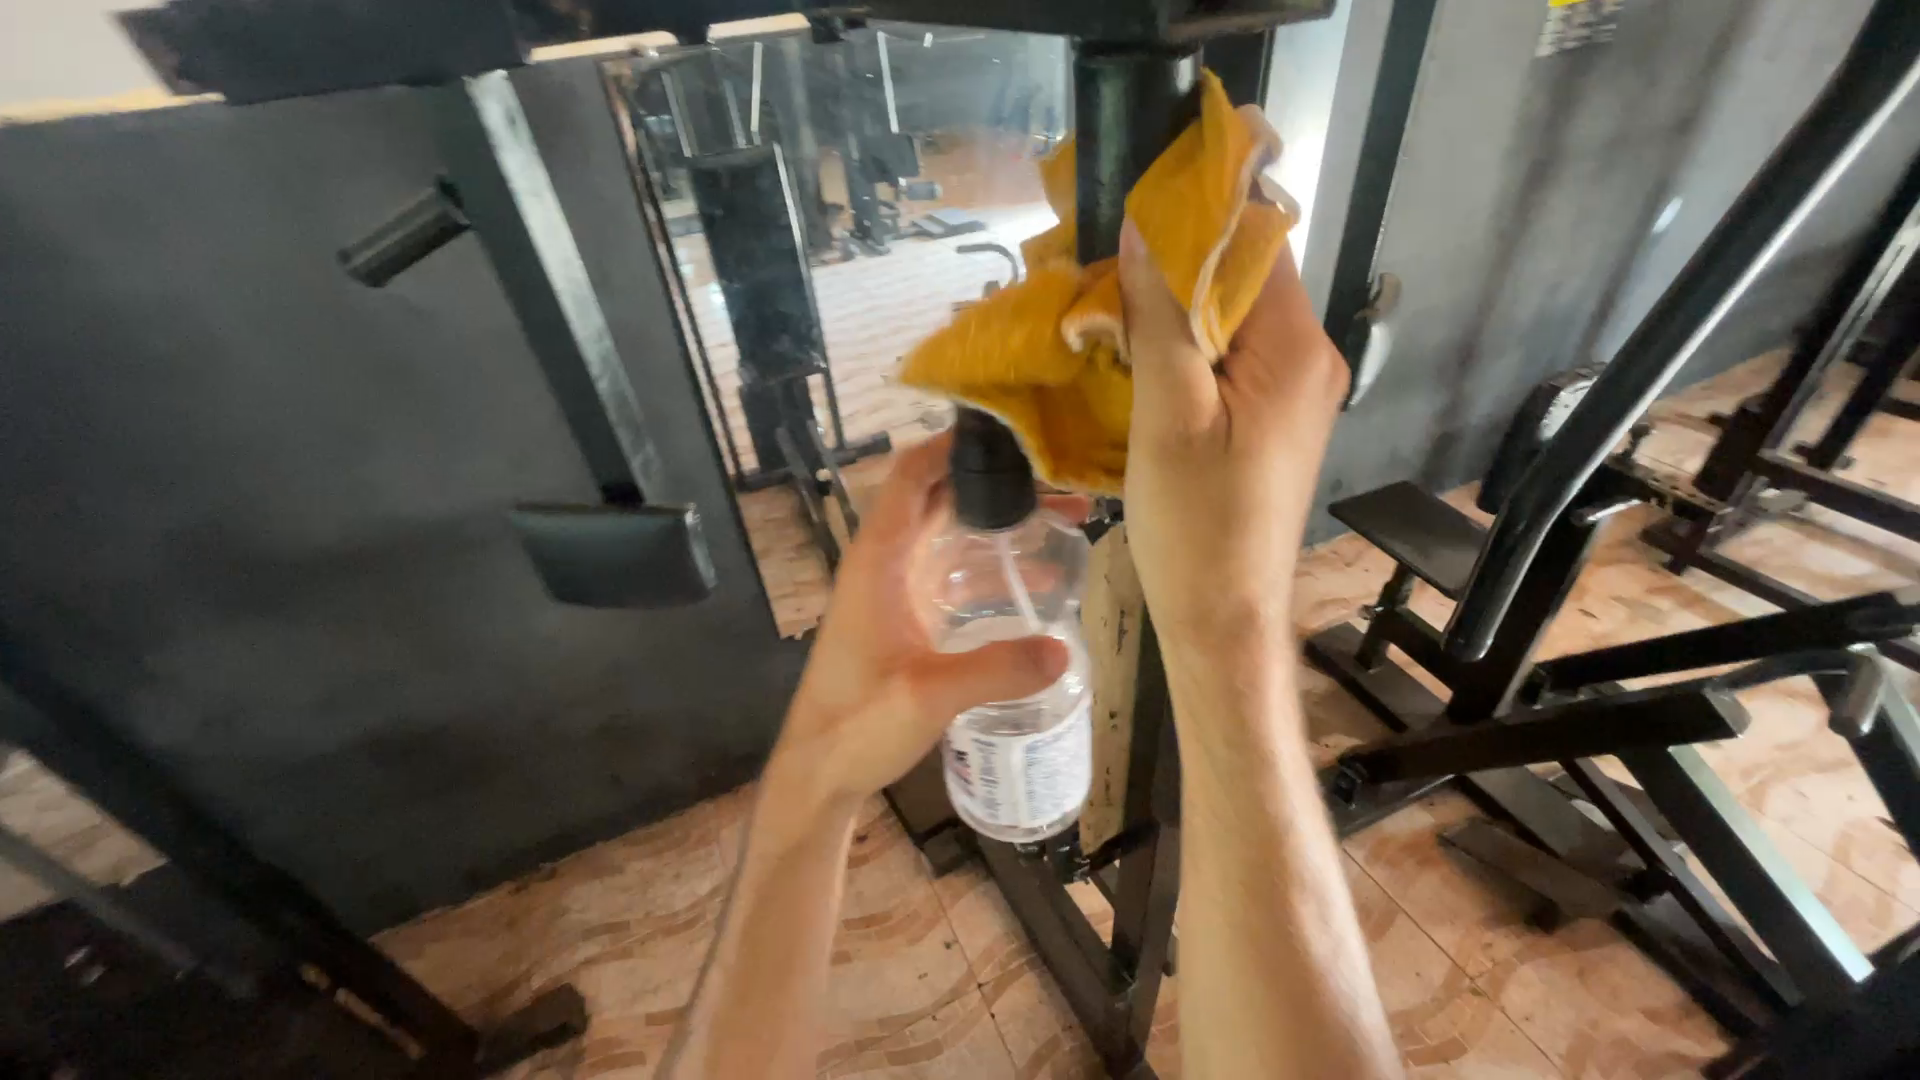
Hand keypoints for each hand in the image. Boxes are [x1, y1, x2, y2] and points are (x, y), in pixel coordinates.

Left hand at [768, 433, 1079, 808]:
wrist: (820, 769)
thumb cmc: (857, 725)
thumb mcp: (928, 697)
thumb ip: (995, 671)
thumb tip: (1063, 649)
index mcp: (879, 561)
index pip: (912, 476)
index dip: (953, 446)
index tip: (1010, 436)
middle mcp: (887, 563)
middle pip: (941, 499)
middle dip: (996, 485)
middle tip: (1060, 484)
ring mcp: (898, 589)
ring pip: (952, 536)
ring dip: (1001, 525)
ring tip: (1064, 522)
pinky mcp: (909, 617)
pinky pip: (955, 574)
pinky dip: (994, 567)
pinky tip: (1040, 581)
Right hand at [1118, 222, 1348, 646]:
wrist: (1222, 617)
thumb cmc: (1194, 521)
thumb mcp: (1168, 414)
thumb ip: (1159, 318)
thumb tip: (1142, 229)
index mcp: (1296, 348)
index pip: (1254, 245)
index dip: (1194, 222)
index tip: (1126, 219)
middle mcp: (1310, 361)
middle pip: (1242, 284)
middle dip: (1172, 275)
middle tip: (1101, 280)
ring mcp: (1293, 397)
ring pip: (1230, 327)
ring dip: (1171, 319)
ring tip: (1108, 322)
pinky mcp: (1270, 426)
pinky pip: (1228, 367)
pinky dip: (1184, 358)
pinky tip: (1138, 370)